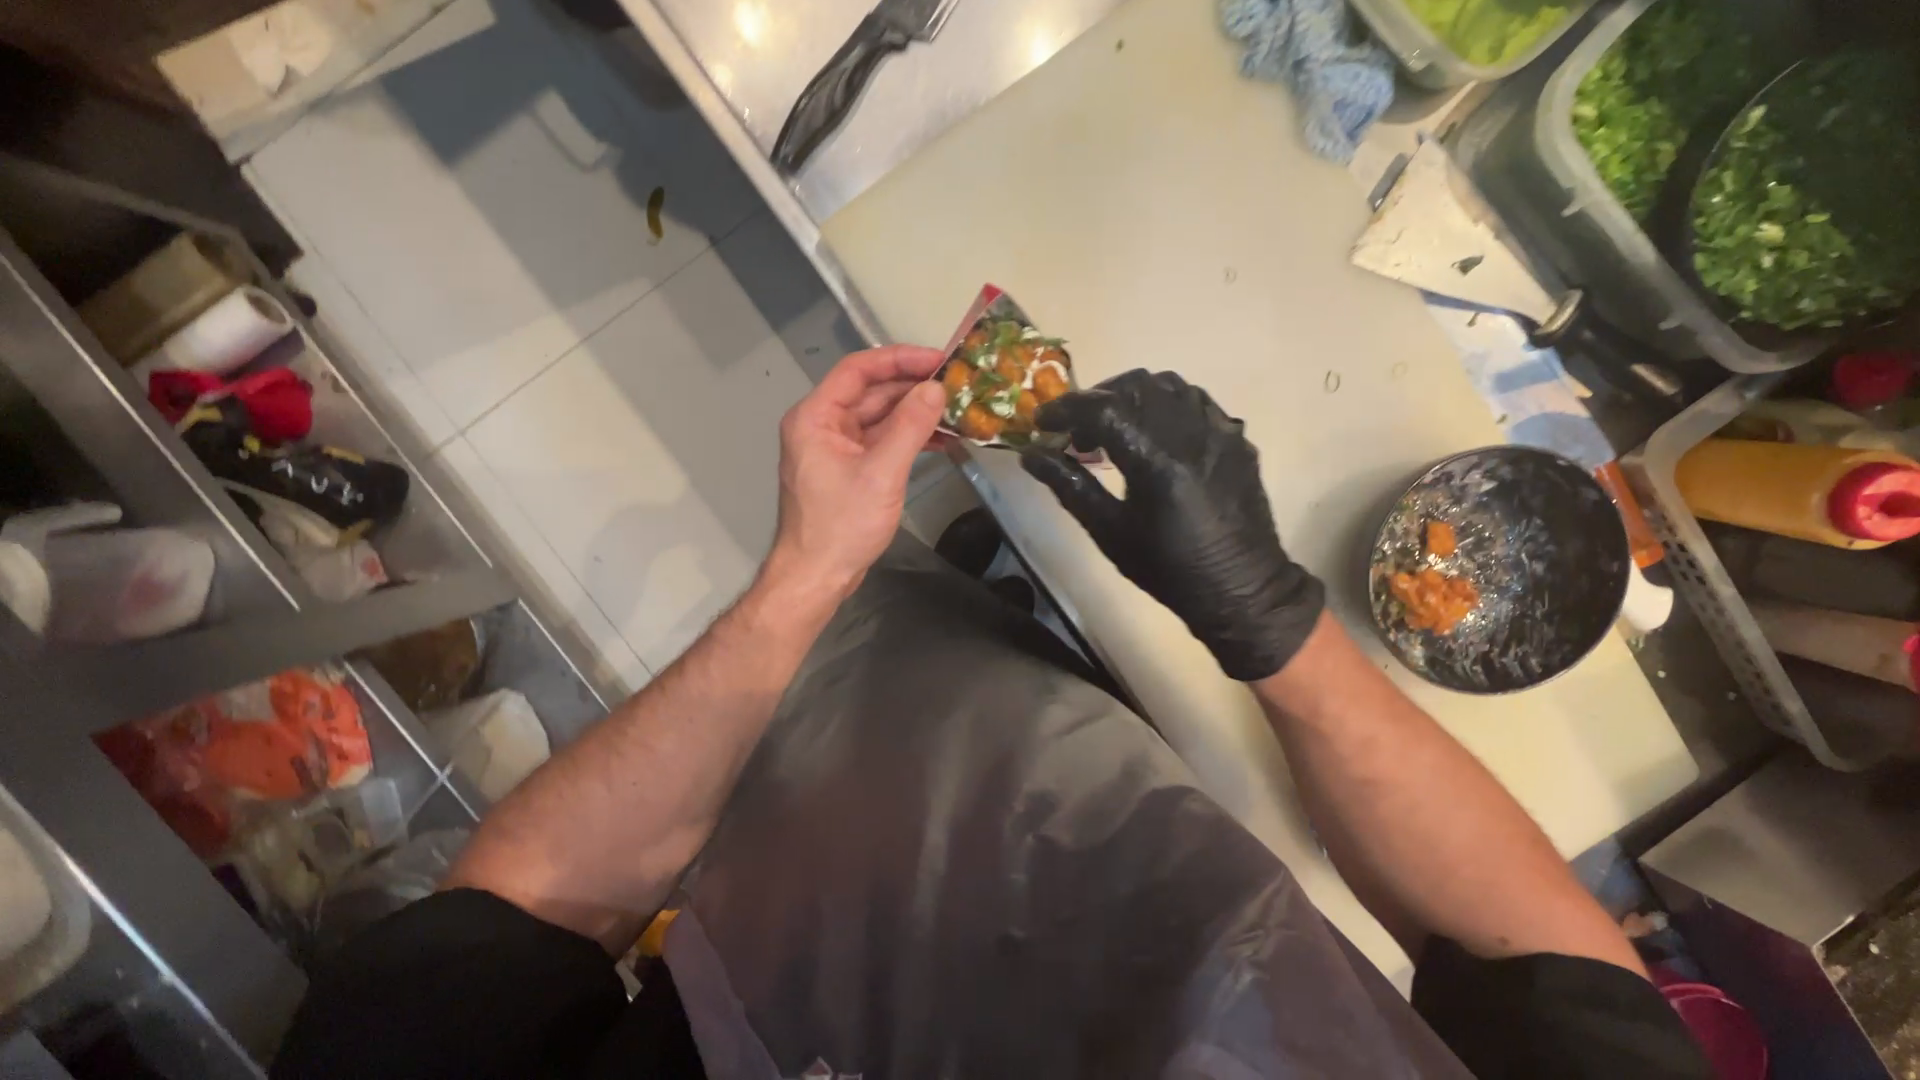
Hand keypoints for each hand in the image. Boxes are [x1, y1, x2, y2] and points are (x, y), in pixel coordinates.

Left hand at [768, 345, 946, 598]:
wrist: (816, 577)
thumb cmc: (841, 526)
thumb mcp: (881, 473)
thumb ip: (910, 426)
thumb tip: (936, 389)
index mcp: (816, 417)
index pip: (859, 370)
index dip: (899, 359)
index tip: (938, 359)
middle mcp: (822, 425)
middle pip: (871, 392)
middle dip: (913, 387)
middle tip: (957, 382)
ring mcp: (835, 448)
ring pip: (880, 417)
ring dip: (916, 413)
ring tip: (957, 409)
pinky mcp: (849, 469)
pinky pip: (881, 441)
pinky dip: (909, 438)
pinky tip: (943, 438)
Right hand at [1021, 370, 1323, 680]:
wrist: (1240, 589)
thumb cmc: (1167, 569)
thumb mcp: (1108, 531)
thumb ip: (1068, 485)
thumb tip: (1030, 454)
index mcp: (1157, 459)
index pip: (1102, 408)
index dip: (1066, 408)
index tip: (1042, 420)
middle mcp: (1192, 433)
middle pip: (1135, 385)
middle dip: (1097, 398)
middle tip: (1077, 429)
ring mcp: (1220, 431)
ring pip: (1169, 386)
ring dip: (1132, 397)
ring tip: (1114, 429)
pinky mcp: (1237, 438)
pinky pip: (1196, 403)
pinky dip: (1165, 407)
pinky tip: (1154, 436)